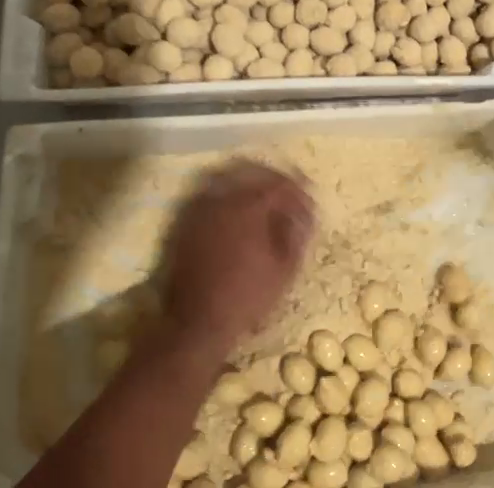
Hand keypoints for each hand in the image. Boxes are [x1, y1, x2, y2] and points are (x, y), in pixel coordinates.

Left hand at [162, 160, 314, 352]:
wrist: (196, 323)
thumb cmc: (246, 299)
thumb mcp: (284, 270)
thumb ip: (297, 234)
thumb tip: (306, 214)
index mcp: (251, 207)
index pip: (281, 184)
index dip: (299, 190)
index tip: (309, 200)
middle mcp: (224, 198)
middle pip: (252, 169)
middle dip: (274, 176)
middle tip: (287, 189)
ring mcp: (200, 207)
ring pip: (226, 174)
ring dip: (247, 177)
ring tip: (259, 191)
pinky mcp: (184, 219)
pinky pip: (205, 190)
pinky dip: (222, 189)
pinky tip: (231, 204)